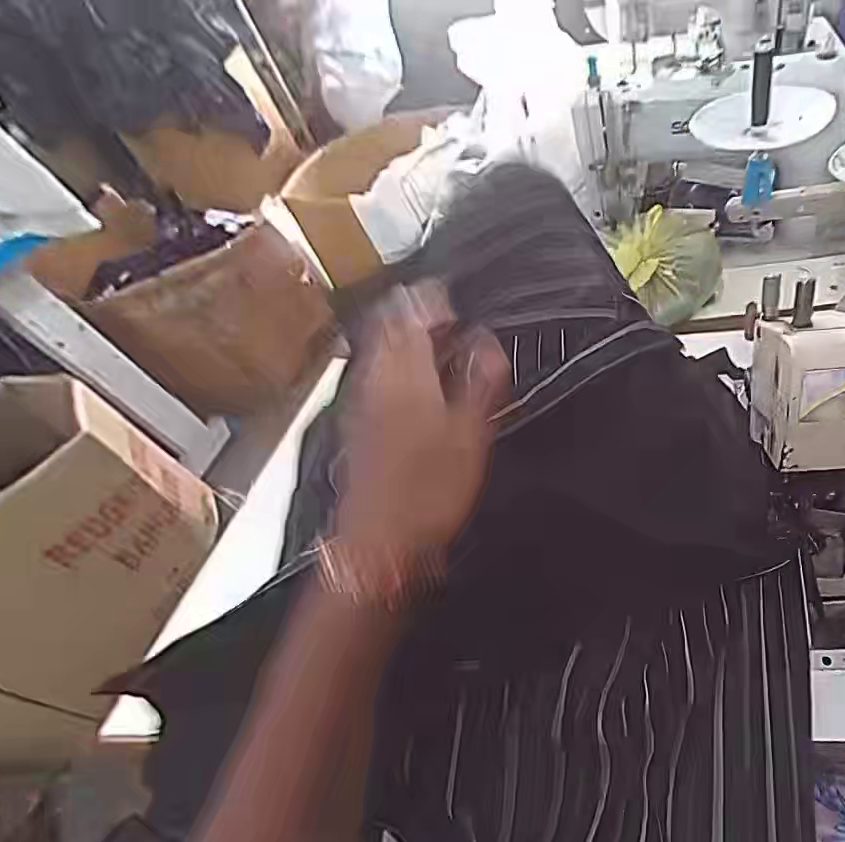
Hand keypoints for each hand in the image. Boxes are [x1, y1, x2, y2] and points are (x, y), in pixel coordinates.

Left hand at [327, 282, 507, 603]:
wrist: (380, 540)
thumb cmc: (427, 492)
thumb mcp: (470, 437)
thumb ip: (480, 384)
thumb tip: (488, 344)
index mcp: (405, 374)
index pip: (412, 312)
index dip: (434, 298)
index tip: (453, 298)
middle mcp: (375, 379)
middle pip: (388, 326)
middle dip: (417, 315)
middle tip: (447, 320)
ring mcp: (360, 400)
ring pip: (379, 350)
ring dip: (405, 340)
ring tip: (436, 348)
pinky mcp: (357, 423)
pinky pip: (375, 377)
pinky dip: (397, 368)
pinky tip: (416, 386)